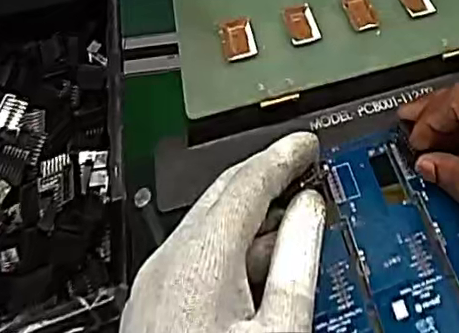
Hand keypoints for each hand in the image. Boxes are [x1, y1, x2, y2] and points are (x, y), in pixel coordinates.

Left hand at [120, 132, 325, 332]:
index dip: (285, 154)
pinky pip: (193, 261)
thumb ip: (298, 259)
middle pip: (225, 195)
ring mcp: (152, 289)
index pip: (249, 178)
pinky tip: (257, 275)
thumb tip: (310, 209)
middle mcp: (166, 264)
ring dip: (251, 222)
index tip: (307, 144)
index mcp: (198, 256)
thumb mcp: (279, 329)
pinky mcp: (148, 315)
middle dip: (267, 179)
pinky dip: (229, 253)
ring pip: (209, 229)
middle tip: (302, 171)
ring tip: (291, 230)